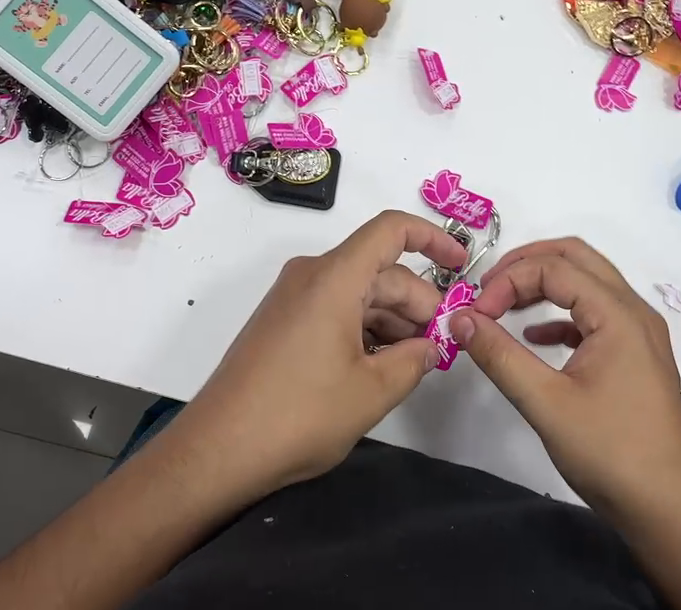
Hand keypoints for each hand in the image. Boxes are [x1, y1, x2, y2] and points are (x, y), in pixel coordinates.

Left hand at [164, 210, 465, 500]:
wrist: (219, 449)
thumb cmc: (299, 415)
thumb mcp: (372, 391)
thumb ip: (414, 361)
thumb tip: (431, 345)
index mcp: (333, 277)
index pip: (391, 231)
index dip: (432, 239)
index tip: (462, 266)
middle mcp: (311, 275)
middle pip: (380, 271)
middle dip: (418, 304)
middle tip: (443, 348)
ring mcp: (293, 299)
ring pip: (359, 293)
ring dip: (392, 321)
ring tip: (414, 365)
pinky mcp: (283, 322)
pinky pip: (336, 310)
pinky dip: (364, 330)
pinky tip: (380, 367)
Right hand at [450, 238, 680, 525]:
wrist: (667, 511)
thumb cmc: (609, 453)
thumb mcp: (545, 403)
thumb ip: (499, 355)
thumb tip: (459, 318)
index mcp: (619, 315)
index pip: (554, 268)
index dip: (508, 281)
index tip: (475, 313)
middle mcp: (634, 312)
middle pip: (576, 258)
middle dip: (526, 264)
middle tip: (488, 288)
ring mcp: (639, 333)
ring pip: (587, 282)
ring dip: (544, 284)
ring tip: (502, 306)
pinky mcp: (635, 356)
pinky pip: (594, 312)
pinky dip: (560, 313)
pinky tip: (534, 338)